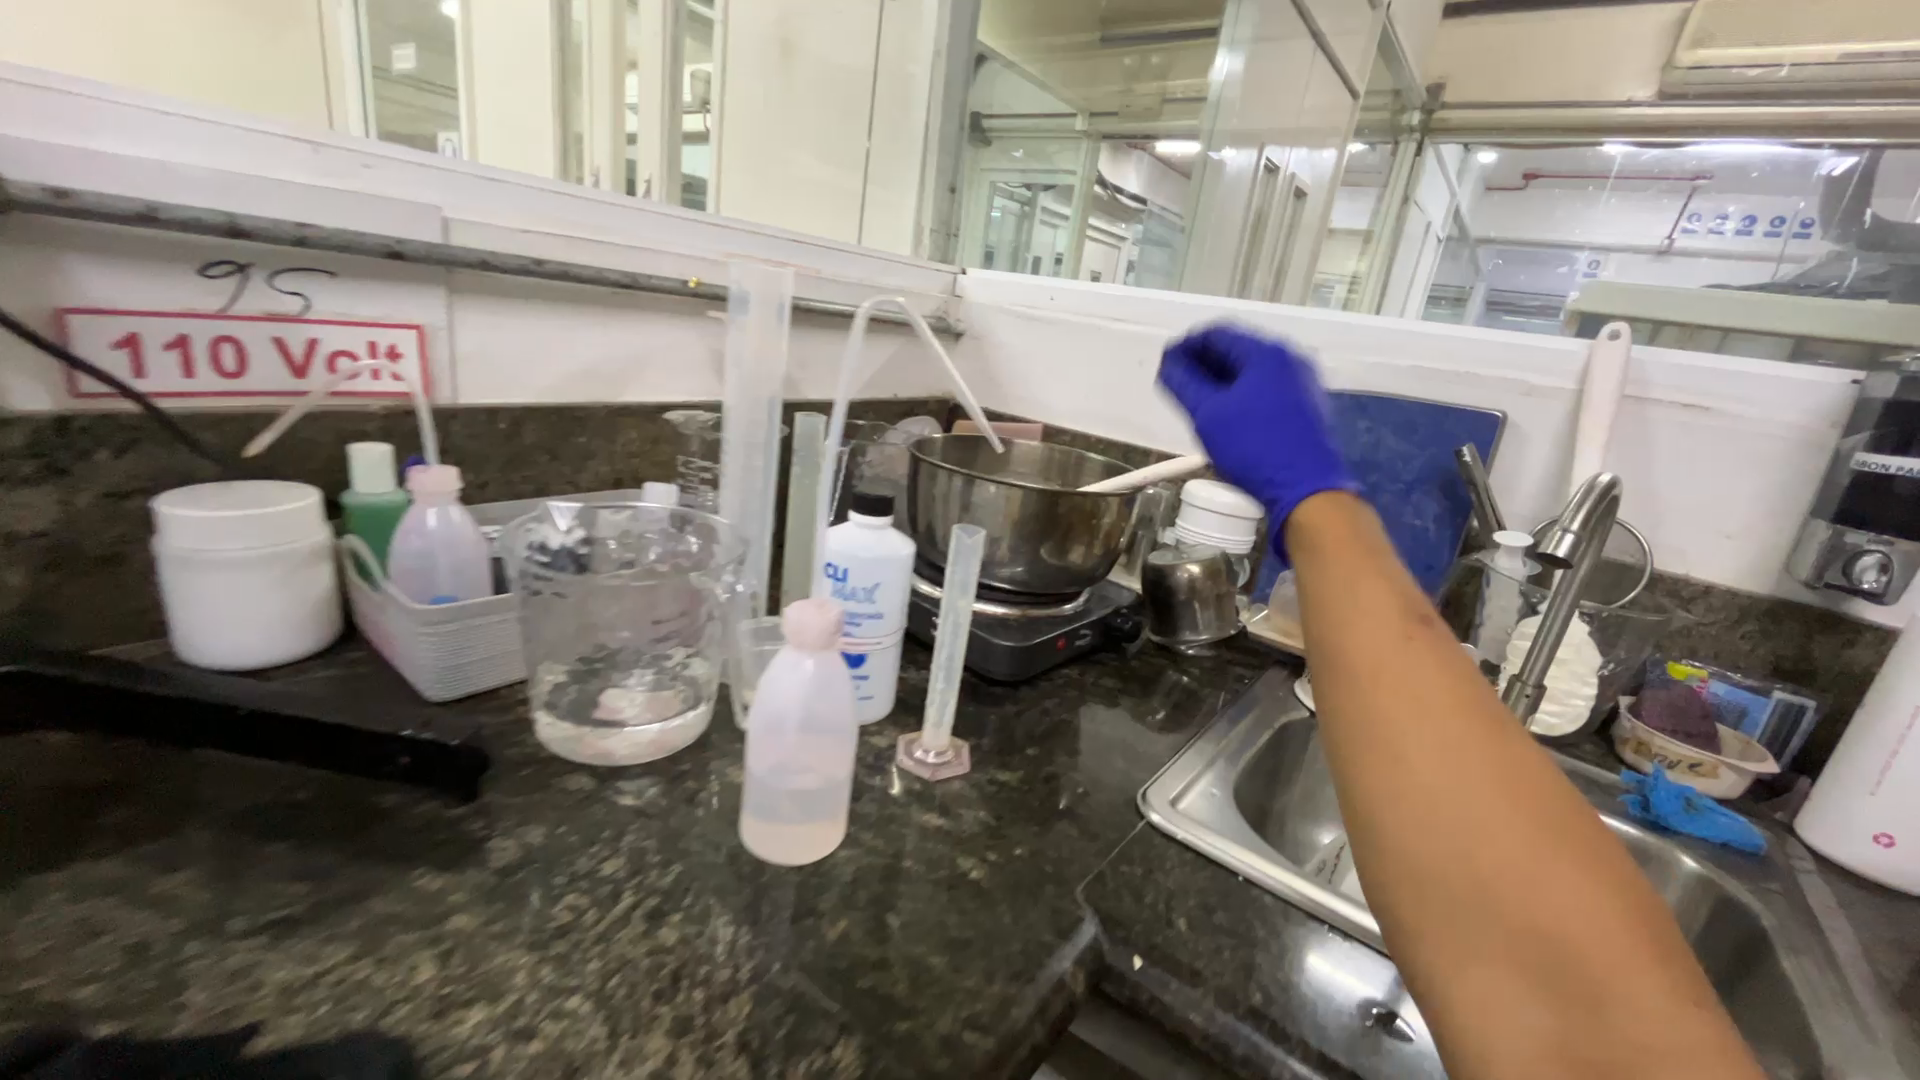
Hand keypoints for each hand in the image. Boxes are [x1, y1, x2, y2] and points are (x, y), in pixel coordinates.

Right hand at [1158, 325, 1356, 559]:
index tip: (1166, 365)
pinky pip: (1266, 387)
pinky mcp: (1306, 405)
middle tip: (1178, 384)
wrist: (1305, 488)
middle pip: (1236, 349)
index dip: (1186, 346)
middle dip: (1203, 363)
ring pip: (1252, 370)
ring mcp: (1301, 382)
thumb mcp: (1207, 414)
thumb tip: (1168, 361)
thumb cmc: (1252, 447)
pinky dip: (1242, 392)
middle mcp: (1288, 359)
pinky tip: (1226, 414)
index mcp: (1266, 353)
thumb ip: (1182, 382)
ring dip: (1221, 379)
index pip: (1216, 334)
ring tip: (1198, 401)